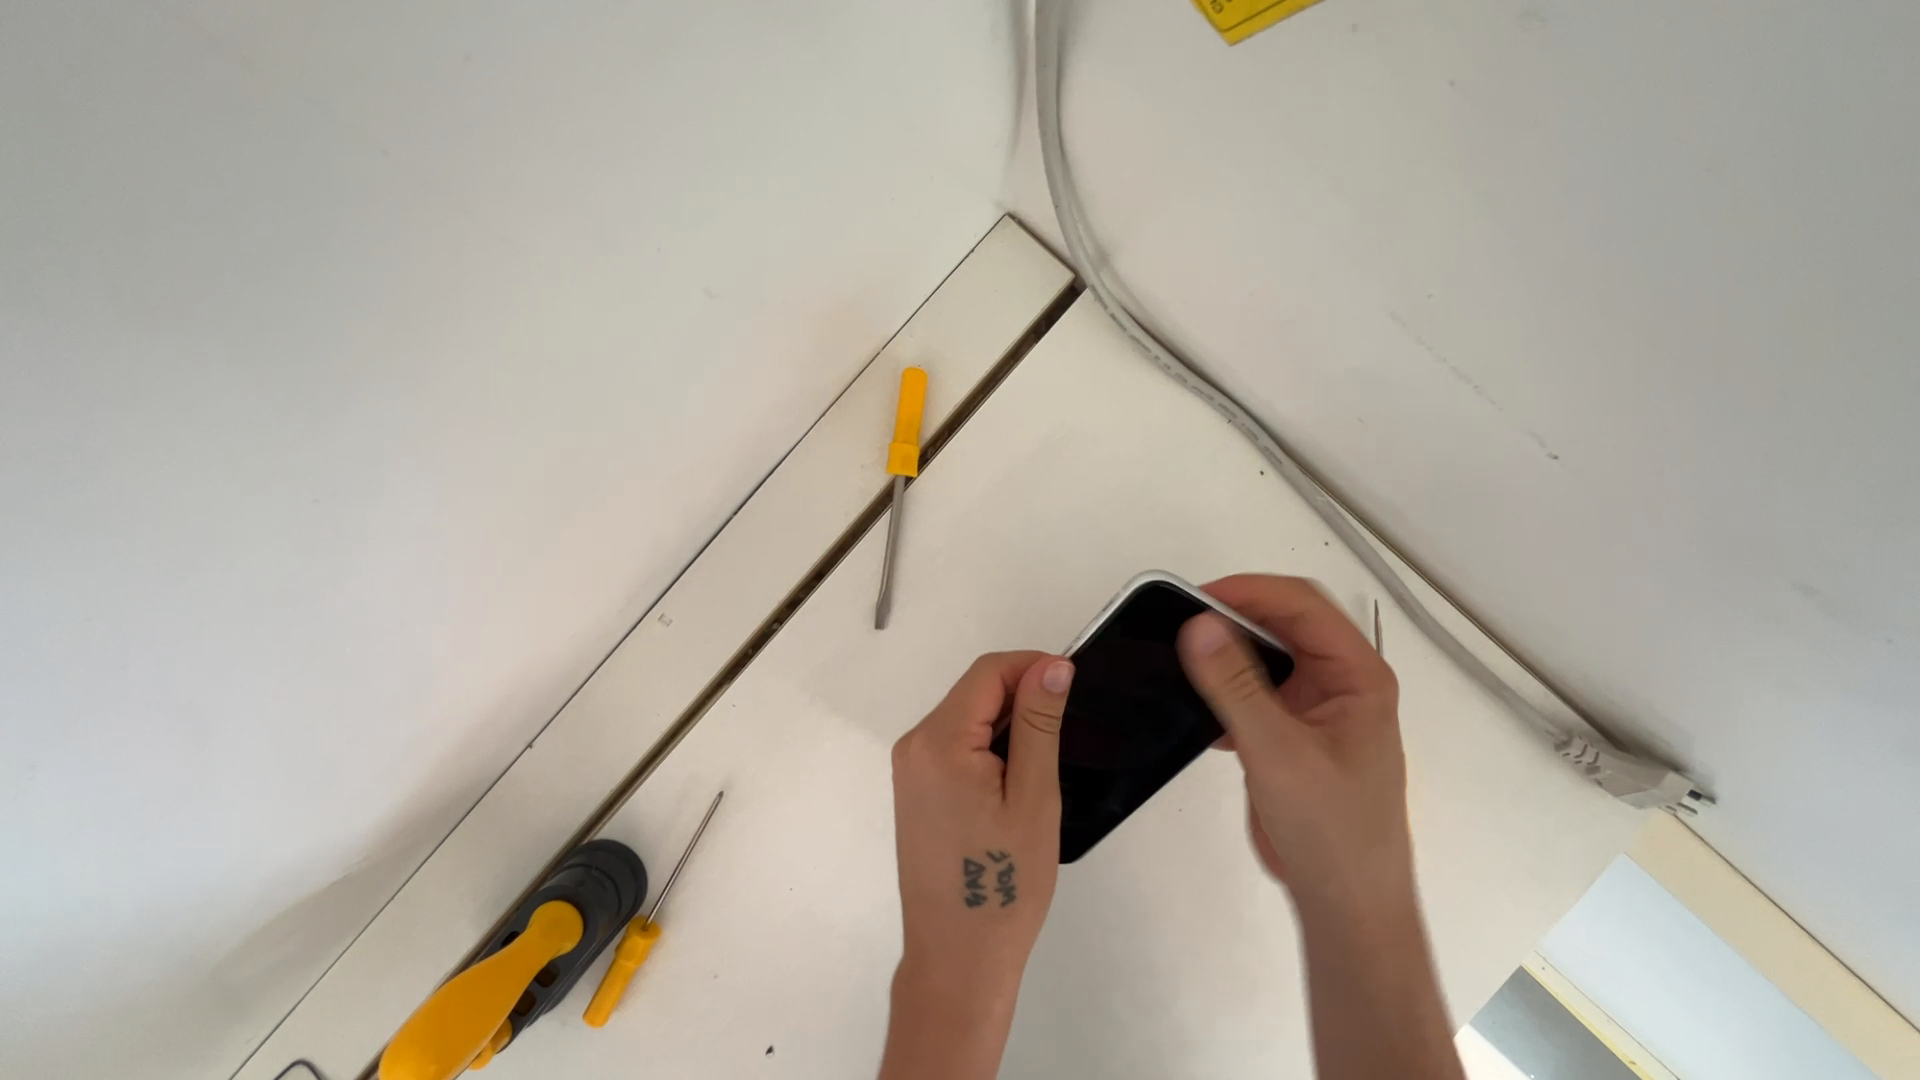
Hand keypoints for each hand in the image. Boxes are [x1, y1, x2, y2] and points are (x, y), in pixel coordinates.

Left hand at [879, 651, 1073, 1079]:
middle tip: (1067, 725)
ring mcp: (909, 769)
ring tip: (1046, 755)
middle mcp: (914, 745)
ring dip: (1007, 720)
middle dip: (1021, 694)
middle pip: (973, 692)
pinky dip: (988, 744)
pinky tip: (1015, 775)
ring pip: (965, 717)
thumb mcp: (1033, 797)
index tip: (1073, 682)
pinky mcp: (915, 789)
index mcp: (938, 741)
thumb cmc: (1004, 882)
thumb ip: (1039, 724)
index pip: (987, 673)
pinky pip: (954, 744)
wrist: (958, 958)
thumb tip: (1053, 666)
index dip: (1032, 666)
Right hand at [1177, 575, 1410, 913]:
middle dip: (1234, 616)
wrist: (1344, 903)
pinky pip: (1254, 691)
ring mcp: (1315, 708)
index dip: (1249, 591)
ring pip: (1266, 656)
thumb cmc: (1329, 828)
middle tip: (1180, 625)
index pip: (1302, 605)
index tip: (1194, 598)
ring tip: (1182, 659)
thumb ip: (1235, 686)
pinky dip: (1225, 690)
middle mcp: (1340, 682)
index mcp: (1357, 675)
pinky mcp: (1291, 733)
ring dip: (1227, 653)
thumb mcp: (1278, 751)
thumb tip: (1197, 625)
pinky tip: (1199, 710)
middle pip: (1284, 624)